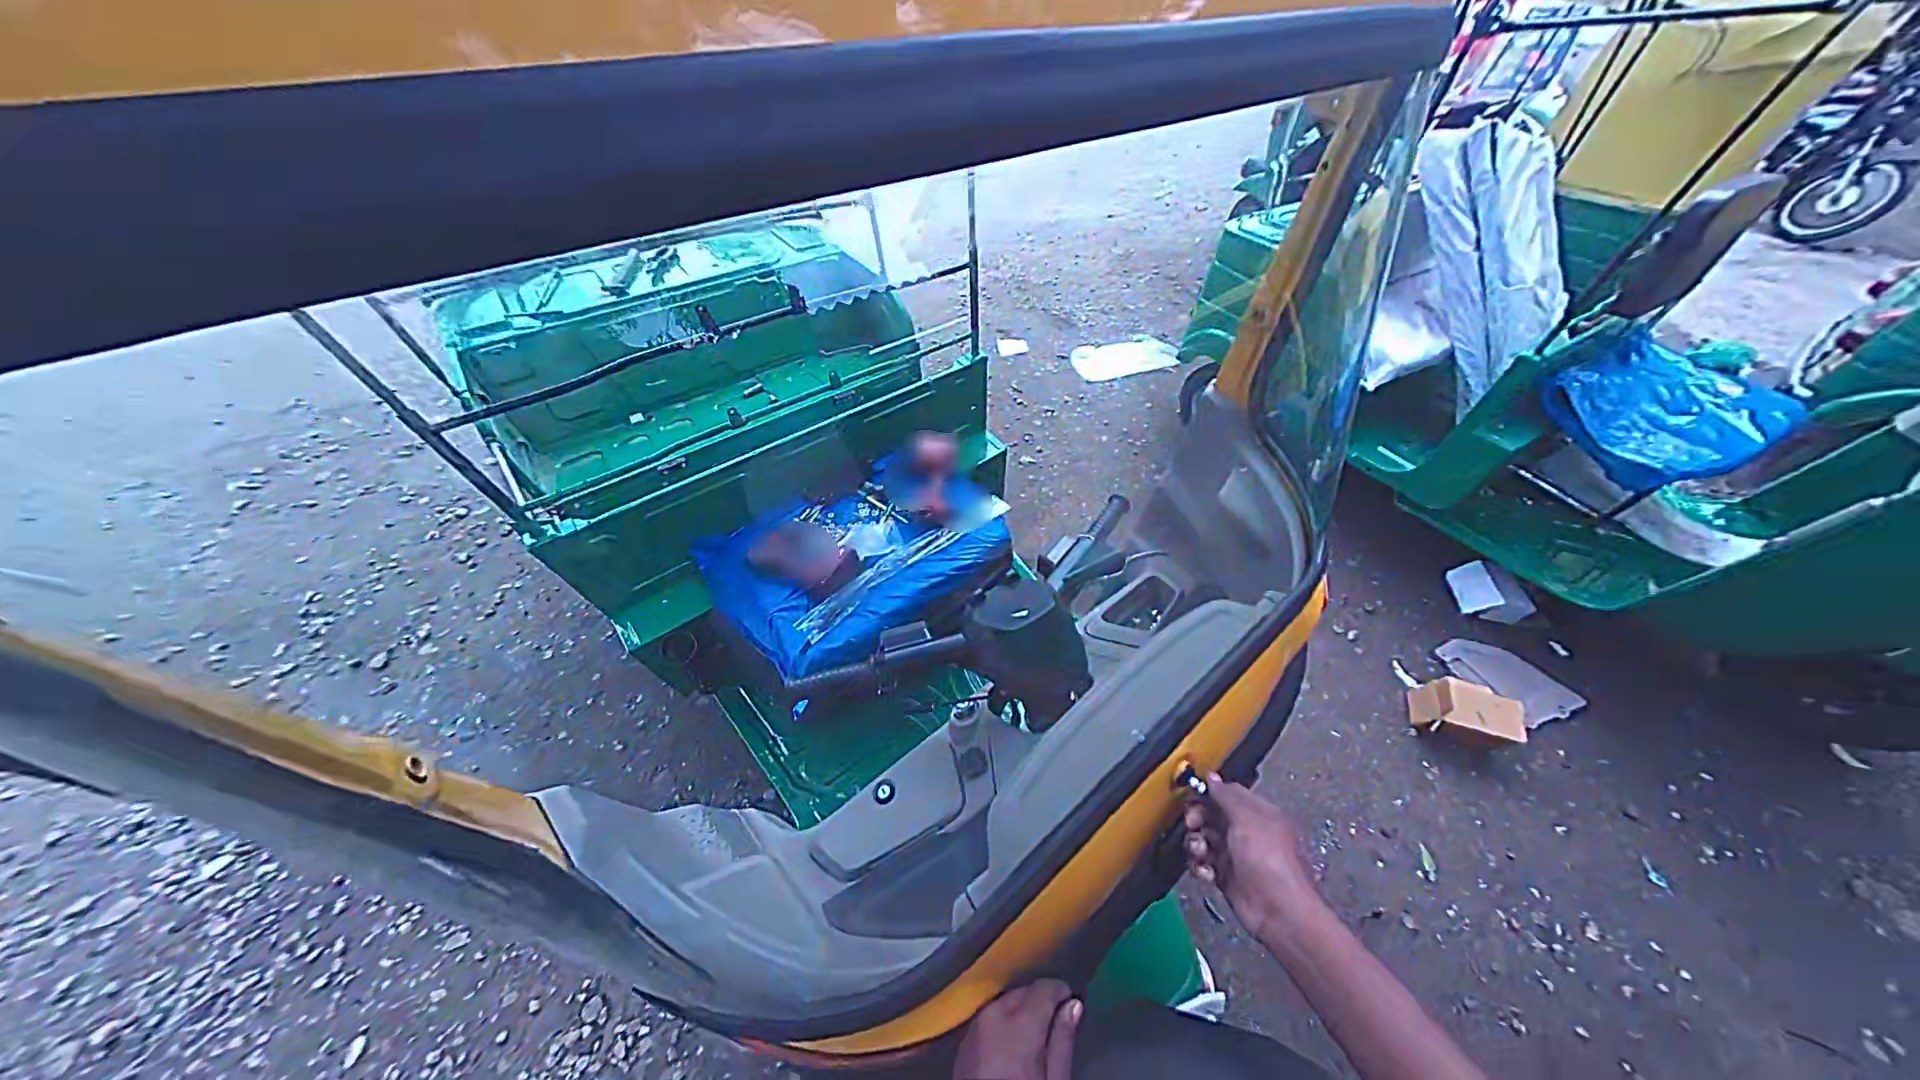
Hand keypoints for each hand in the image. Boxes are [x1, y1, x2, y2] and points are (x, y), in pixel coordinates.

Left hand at [952, 978, 1080, 1079]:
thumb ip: (1062, 1041)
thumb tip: (1073, 1005)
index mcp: (1019, 1024)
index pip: (1044, 987)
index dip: (1062, 993)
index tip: (1071, 1006)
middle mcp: (994, 1014)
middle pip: (1024, 992)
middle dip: (1041, 1004)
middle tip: (1054, 1031)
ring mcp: (975, 1026)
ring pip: (1006, 1002)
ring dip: (1021, 1012)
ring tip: (1034, 1042)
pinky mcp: (964, 1041)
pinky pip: (990, 1018)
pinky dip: (1003, 1023)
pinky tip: (1011, 1048)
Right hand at [1183, 773, 1321, 935]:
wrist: (1278, 910)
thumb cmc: (1267, 859)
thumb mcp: (1247, 819)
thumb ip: (1226, 795)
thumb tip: (1211, 776)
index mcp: (1256, 813)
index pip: (1226, 794)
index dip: (1208, 794)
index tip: (1193, 798)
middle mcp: (1245, 831)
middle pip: (1210, 815)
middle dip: (1197, 819)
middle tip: (1193, 825)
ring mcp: (1234, 854)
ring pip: (1203, 839)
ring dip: (1196, 844)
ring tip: (1202, 854)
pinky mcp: (1225, 876)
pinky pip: (1203, 863)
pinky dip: (1199, 865)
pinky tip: (1206, 871)